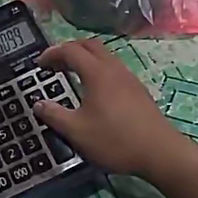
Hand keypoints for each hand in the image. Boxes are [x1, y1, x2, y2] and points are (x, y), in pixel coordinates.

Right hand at [31, 39, 197, 179]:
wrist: (159, 152)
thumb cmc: (115, 140)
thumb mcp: (77, 131)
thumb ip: (54, 115)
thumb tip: (38, 104)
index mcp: (97, 73)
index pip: (71, 50)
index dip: (52, 53)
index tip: (39, 64)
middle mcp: (114, 69)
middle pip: (90, 46)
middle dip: (69, 50)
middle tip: (54, 63)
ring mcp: (129, 79)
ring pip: (104, 56)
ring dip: (85, 59)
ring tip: (71, 74)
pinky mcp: (138, 91)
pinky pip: (113, 69)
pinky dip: (98, 70)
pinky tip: (94, 90)